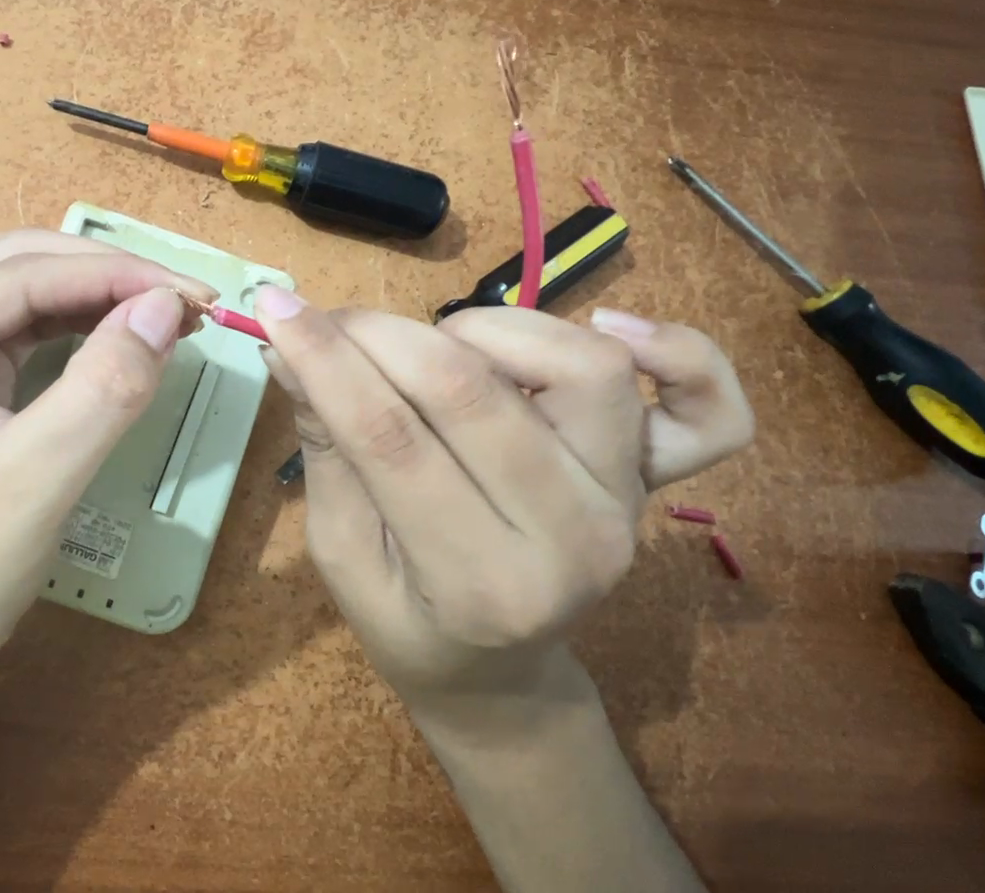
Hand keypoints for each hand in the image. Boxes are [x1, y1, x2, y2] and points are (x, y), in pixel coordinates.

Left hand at [0, 231, 212, 679]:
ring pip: (30, 287)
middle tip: (191, 301)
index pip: (16, 279)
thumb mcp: (39, 478)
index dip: (111, 276)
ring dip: (103, 294)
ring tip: (174, 313)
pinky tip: (131, 331)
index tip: (192, 293)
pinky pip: (31, 323)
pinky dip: (87, 322)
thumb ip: (104, 389)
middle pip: (20, 266)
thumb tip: (166, 306)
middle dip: (109, 277)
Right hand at [254, 289, 752, 722]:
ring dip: (488, 329)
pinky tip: (610, 327)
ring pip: (580, 371)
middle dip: (380, 335)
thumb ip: (327, 448)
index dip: (325, 361)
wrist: (498, 676)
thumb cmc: (406, 624)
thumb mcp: (340, 555)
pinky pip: (709, 412)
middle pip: (470, 394)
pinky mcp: (654, 484)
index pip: (389, 439)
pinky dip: (678, 352)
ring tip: (438, 343)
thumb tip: (293, 349)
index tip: (274, 307)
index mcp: (475, 584)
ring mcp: (624, 506)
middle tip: (328, 320)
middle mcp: (569, 543)